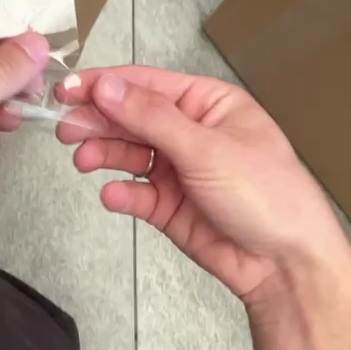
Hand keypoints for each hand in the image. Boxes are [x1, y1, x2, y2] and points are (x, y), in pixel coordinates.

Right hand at [54, 66, 350, 307]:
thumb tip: (108, 86)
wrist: (284, 265)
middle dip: (97, 122)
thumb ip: (151, 117)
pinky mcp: (169, 206)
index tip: (67, 91)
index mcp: (206, 105)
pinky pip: (135, 194)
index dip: (105, 85)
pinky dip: (121, 194)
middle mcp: (189, 133)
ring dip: (104, 156)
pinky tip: (114, 196)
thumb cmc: (268, 195)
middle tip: (66, 131)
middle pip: (130, 119)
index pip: (146, 85)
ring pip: (127, 155)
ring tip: (84, 162)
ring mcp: (178, 170)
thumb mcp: (207, 148)